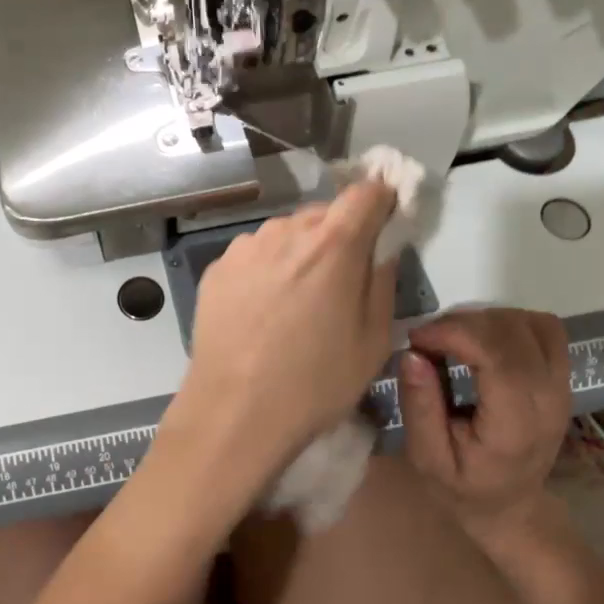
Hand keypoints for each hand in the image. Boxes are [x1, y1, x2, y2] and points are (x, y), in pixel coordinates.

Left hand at [174, 182, 399, 463]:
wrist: (235, 410)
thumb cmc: (316, 381)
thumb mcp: (373, 338)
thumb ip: (382, 279)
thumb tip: (383, 245)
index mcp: (333, 244)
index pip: (365, 193)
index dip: (380, 200)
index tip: (386, 219)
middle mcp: (285, 231)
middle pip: (322, 214)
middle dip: (339, 236)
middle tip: (341, 282)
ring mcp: (245, 247)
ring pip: (285, 235)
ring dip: (299, 253)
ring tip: (297, 304)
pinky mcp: (217, 268)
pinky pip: (254, 256)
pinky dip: (266, 270)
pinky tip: (263, 312)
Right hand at [397, 309, 571, 543]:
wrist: (509, 508)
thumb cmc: (462, 486)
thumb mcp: (427, 458)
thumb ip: (420, 407)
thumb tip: (412, 354)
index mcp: (515, 426)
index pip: (498, 357)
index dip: (455, 334)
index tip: (416, 339)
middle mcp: (548, 400)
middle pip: (514, 333)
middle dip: (464, 323)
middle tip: (429, 341)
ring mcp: (561, 387)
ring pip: (533, 324)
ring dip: (487, 320)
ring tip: (454, 340)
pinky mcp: (561, 379)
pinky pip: (545, 330)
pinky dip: (511, 323)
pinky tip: (483, 341)